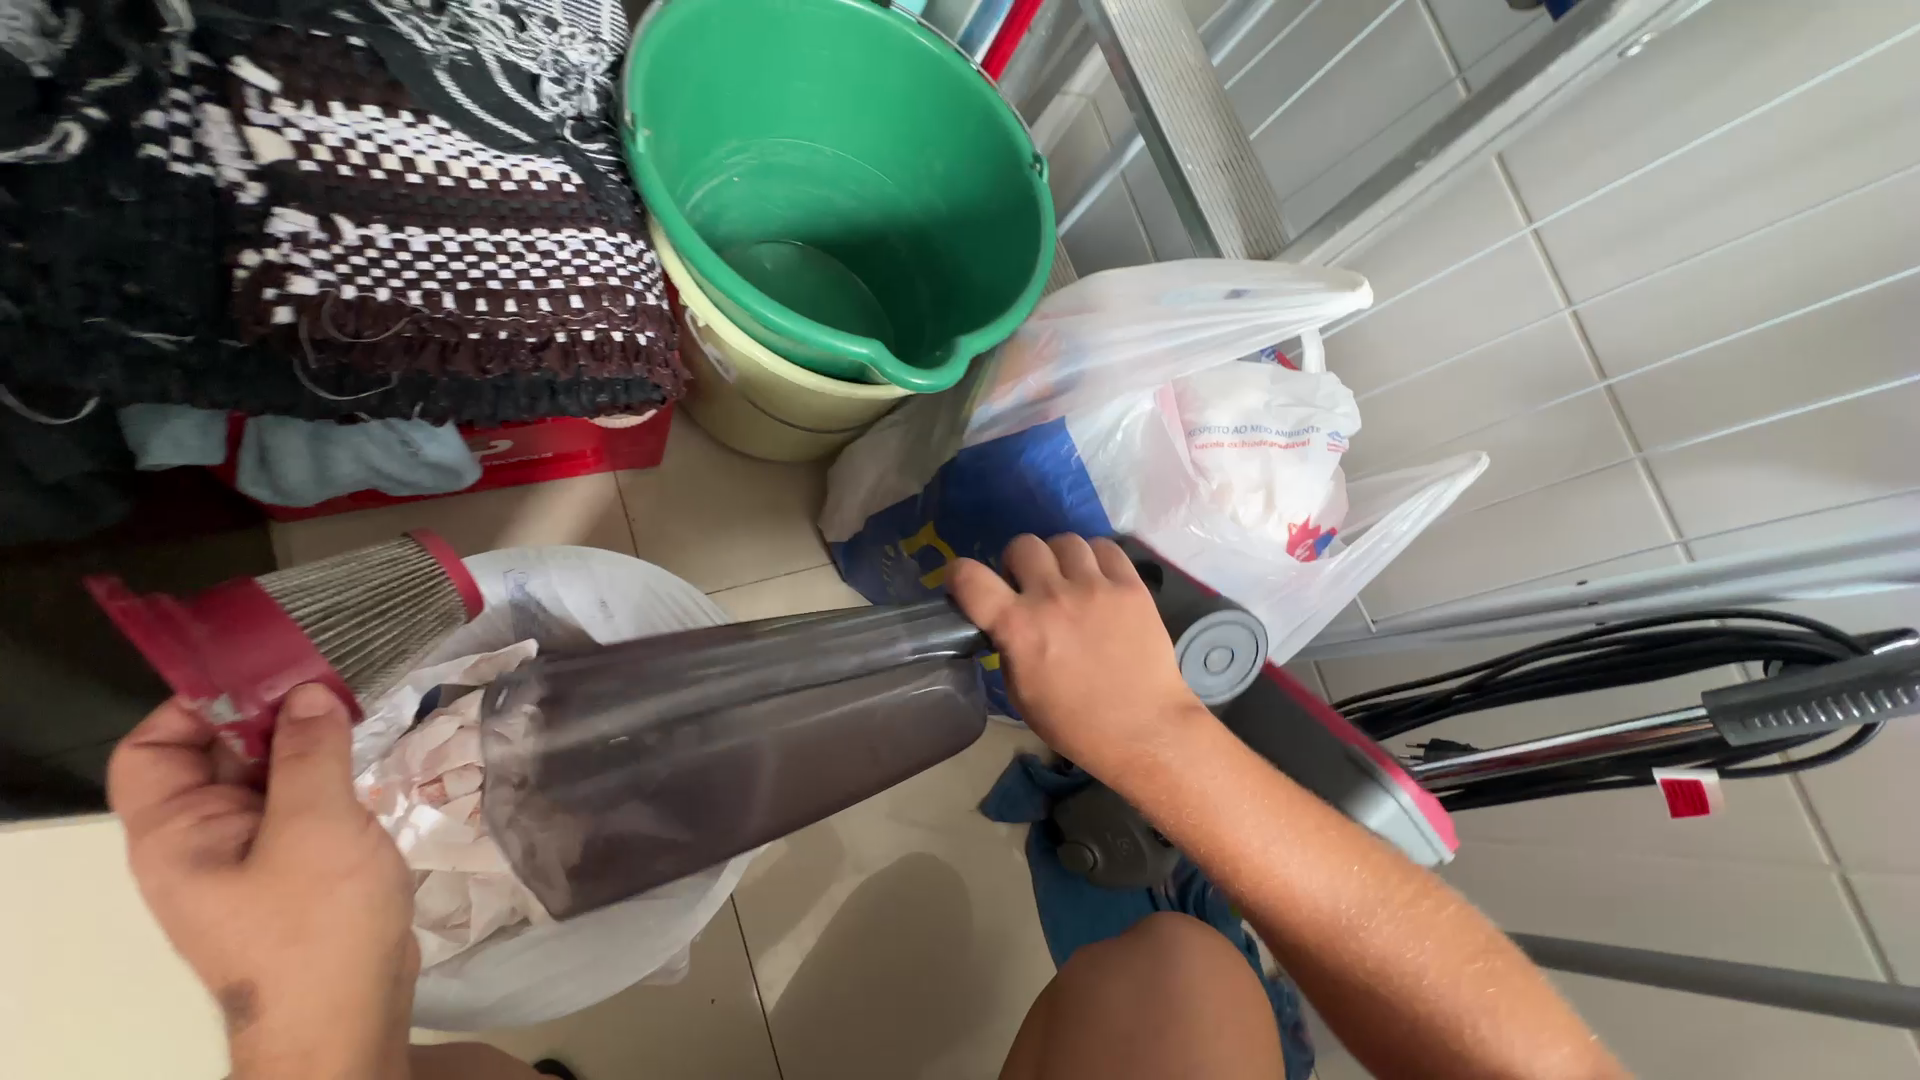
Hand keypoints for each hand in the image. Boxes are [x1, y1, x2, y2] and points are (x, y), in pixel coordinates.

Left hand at [108, 684, 417, 1079]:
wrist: (346, 1006)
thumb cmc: (315, 917)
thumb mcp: (316, 825)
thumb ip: (311, 753)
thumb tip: (309, 691)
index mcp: (177, 832)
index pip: (154, 749)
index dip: (196, 706)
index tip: (267, 672)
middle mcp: (203, 838)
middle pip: (215, 756)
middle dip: (267, 714)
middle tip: (330, 677)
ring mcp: (252, 852)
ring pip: (266, 777)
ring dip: (305, 742)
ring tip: (355, 708)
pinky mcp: (296, 863)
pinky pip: (299, 802)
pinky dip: (326, 771)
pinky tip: (363, 758)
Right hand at [949, 534, 1212, 782]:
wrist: (1144, 730)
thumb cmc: (1075, 723)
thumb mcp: (1020, 694)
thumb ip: (1007, 648)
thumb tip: (1003, 624)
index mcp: (1018, 628)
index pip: (969, 577)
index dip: (959, 574)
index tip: (966, 583)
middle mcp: (1052, 597)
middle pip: (1022, 545)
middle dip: (1017, 563)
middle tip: (1028, 586)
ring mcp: (1095, 587)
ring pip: (1064, 541)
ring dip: (1057, 558)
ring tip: (1067, 580)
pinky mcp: (1131, 586)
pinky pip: (1105, 547)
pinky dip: (1094, 558)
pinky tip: (1097, 579)